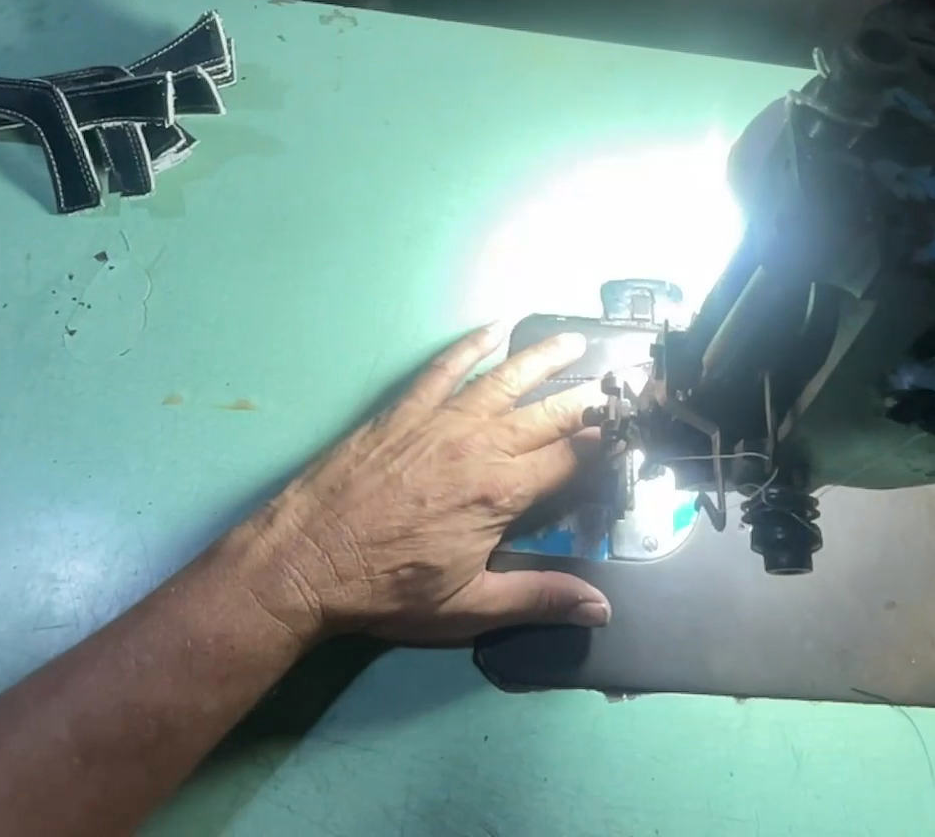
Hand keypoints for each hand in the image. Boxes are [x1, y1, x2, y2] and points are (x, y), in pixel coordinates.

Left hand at [241, 325, 609, 643]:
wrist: (304, 561)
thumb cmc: (386, 590)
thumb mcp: (467, 607)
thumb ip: (538, 597)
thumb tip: (603, 608)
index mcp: (502, 492)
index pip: (572, 457)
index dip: (606, 442)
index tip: (631, 428)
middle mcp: (481, 444)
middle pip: (549, 412)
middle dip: (590, 396)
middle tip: (621, 379)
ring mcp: (442, 419)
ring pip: (506, 378)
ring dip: (544, 357)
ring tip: (574, 339)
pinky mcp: (405, 408)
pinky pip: (446, 367)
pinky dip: (472, 344)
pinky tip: (494, 327)